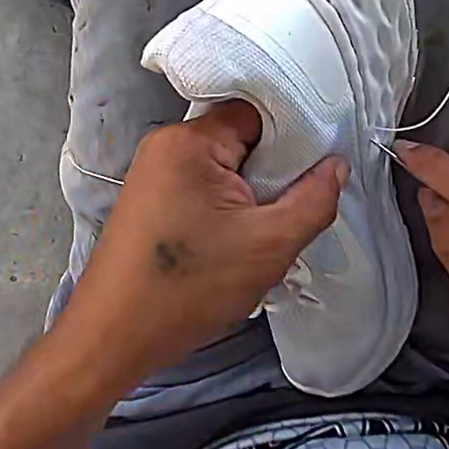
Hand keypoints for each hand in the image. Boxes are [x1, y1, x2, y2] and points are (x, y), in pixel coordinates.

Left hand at [59, 100, 346, 388]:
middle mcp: (165, 144)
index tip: (313, 169)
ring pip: (222, 166)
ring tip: (257, 232)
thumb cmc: (185, 289)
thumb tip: (335, 166)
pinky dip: (224, 207)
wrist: (113, 335)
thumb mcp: (268, 245)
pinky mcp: (149, 197)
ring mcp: (152, 171)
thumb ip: (313, 200)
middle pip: (238, 137)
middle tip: (284, 210)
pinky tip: (230, 241)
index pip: (256, 112)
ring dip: (248, 194)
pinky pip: (200, 185)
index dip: (292, 137)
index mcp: (189, 142)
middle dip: (270, 172)